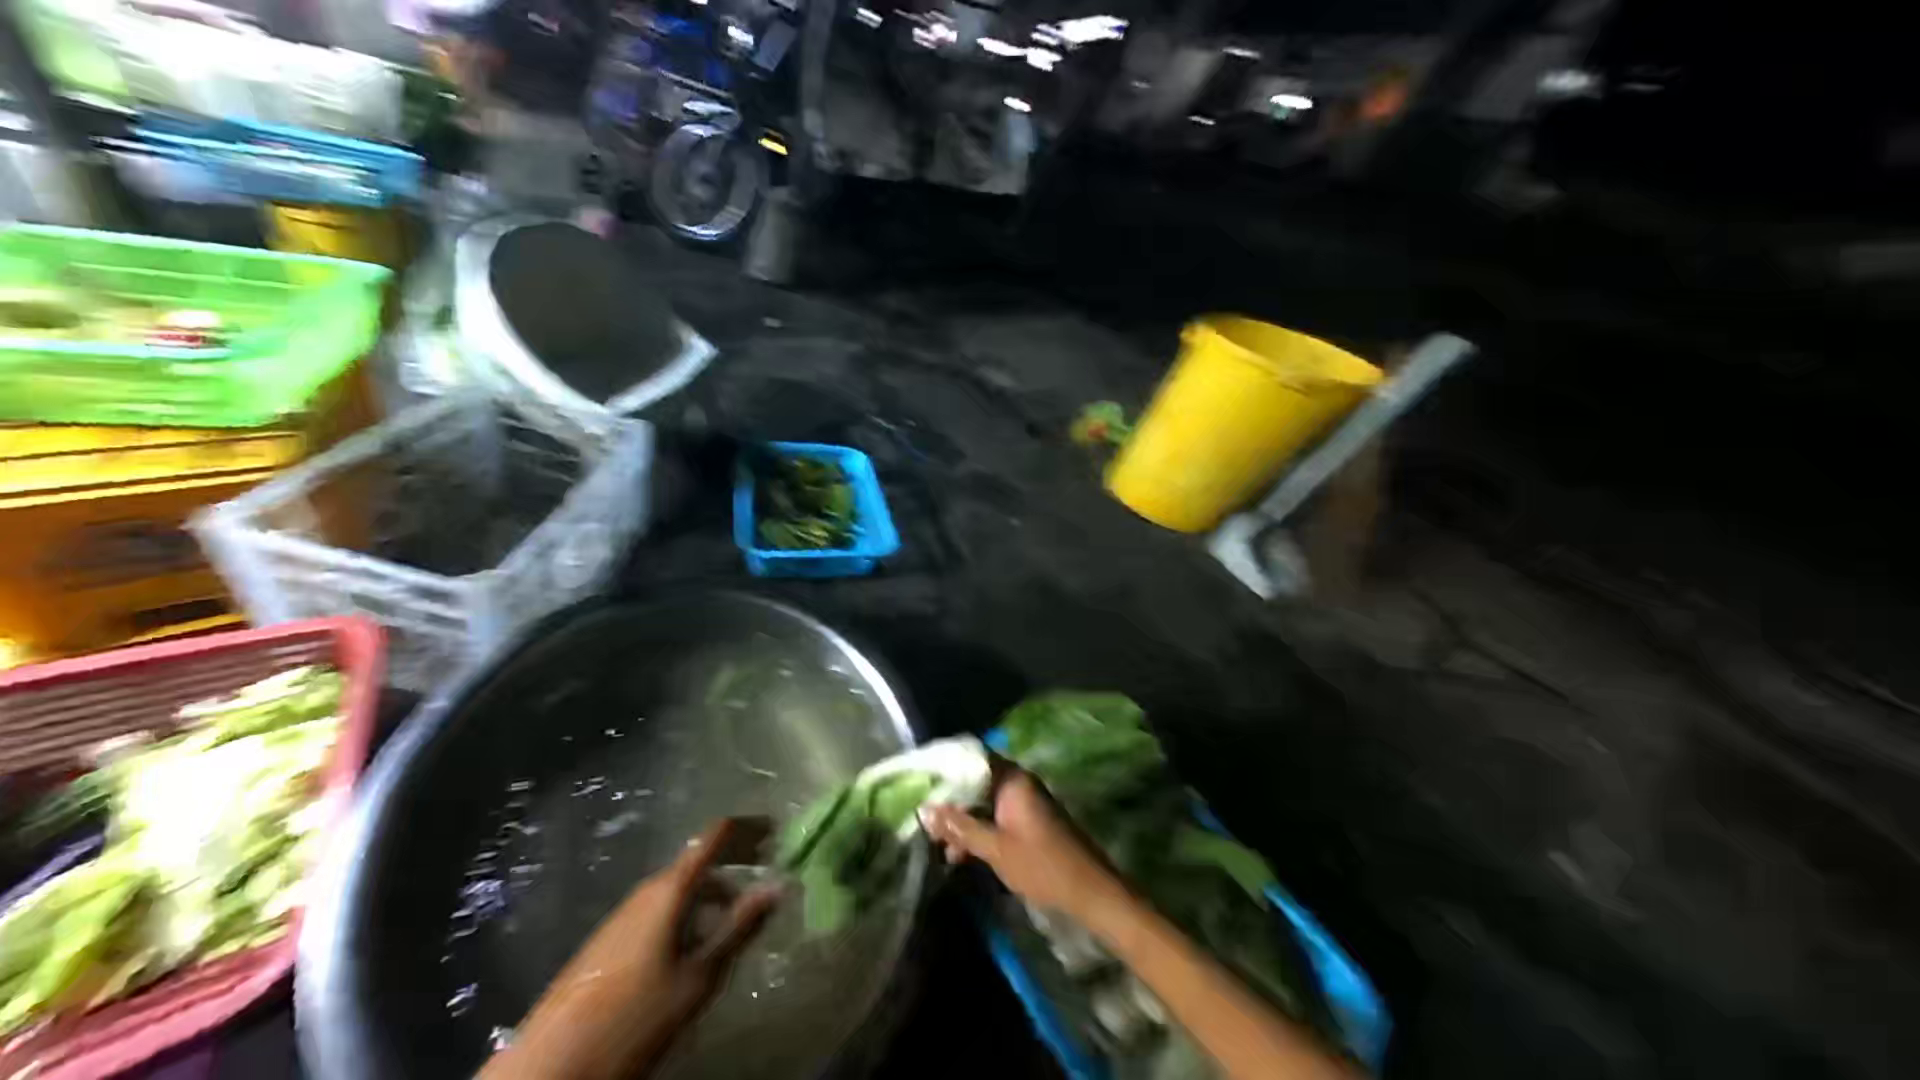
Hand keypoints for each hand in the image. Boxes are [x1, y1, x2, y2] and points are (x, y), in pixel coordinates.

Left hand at [480, 819, 779, 1079]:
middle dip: (732, 866)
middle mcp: (645, 891)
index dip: (745, 829)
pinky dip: (687, 914)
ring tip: (734, 920)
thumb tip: (777, 885)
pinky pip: (659, 911)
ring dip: (710, 896)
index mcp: (669, 889)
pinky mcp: (609, 939)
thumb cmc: (638, 1013)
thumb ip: (740, 927)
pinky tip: (694, 946)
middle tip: (762, 879)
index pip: (712, 838)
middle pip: (696, 864)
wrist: (555, 1062)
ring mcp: (623, 915)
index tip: (774, 830)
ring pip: (678, 891)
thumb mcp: (700, 975)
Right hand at [921, 770, 1127, 924]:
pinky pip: (995, 816)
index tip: (919, 779)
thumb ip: (960, 828)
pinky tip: (961, 853)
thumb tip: (924, 810)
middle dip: (950, 800)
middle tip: (923, 818)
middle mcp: (1019, 783)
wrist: (1091, 892)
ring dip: (962, 820)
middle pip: (975, 780)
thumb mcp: (995, 849)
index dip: (945, 766)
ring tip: (940, 846)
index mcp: (1013, 780)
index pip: (972, 758)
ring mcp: (1025, 802)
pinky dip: (978, 830)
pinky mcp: (1028, 821)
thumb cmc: (1042, 866)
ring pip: (983, 801)